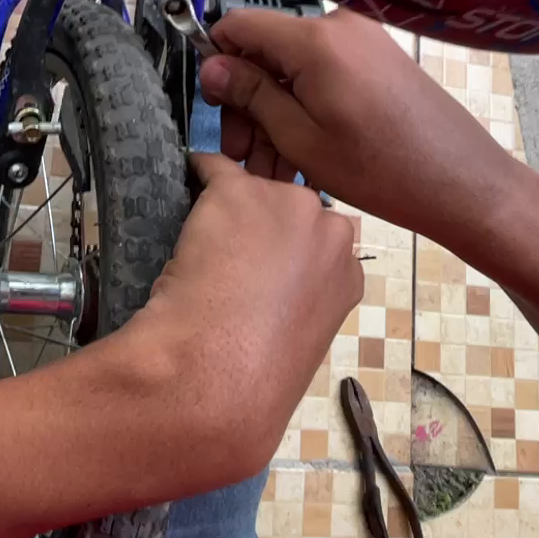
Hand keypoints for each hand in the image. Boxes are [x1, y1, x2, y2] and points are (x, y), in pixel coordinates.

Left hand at [131, 153, 360, 477]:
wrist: (217, 368)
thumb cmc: (255, 370)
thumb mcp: (297, 339)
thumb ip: (296, 302)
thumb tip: (270, 295)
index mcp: (348, 274)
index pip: (320, 242)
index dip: (287, 252)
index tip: (264, 264)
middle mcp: (328, 231)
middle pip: (294, 210)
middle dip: (268, 225)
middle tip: (234, 253)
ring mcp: (286, 205)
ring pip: (257, 192)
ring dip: (236, 207)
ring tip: (208, 240)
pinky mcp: (238, 191)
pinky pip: (216, 167)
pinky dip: (201, 169)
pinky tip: (190, 172)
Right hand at [198, 8, 528, 254]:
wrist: (463, 184)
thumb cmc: (378, 169)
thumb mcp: (300, 138)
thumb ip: (251, 94)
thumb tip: (210, 65)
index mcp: (314, 40)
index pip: (238, 25)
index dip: (217, 62)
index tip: (216, 108)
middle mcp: (337, 27)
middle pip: (265, 53)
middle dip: (246, 103)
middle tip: (242, 156)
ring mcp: (361, 41)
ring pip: (291, 72)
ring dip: (272, 117)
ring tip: (270, 171)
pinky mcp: (375, 60)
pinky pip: (320, 78)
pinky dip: (302, 112)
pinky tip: (297, 159)